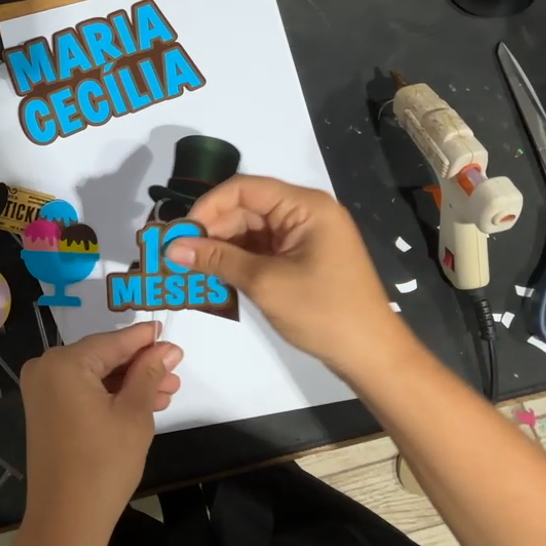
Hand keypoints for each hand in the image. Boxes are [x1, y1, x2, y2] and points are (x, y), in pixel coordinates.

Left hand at [17, 322, 181, 543]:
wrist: (66, 522)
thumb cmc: (103, 465)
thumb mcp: (134, 415)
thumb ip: (149, 375)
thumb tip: (166, 348)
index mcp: (63, 363)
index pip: (112, 342)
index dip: (144, 340)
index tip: (170, 335)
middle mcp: (46, 368)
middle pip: (102, 357)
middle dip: (140, 365)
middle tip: (176, 370)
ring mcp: (42, 391)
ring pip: (95, 376)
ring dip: (129, 383)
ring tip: (168, 391)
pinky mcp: (46, 411)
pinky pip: (83, 392)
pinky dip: (111, 396)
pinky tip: (144, 404)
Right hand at [168, 176, 412, 375]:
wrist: (373, 357)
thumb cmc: (324, 312)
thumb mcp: (265, 283)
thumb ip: (217, 259)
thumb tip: (172, 248)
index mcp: (305, 206)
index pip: (245, 189)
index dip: (209, 206)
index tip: (181, 232)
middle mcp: (305, 213)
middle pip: (246, 209)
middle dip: (211, 230)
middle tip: (178, 254)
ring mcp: (304, 236)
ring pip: (250, 230)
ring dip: (221, 247)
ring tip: (189, 267)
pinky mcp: (302, 258)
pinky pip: (261, 249)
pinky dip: (237, 260)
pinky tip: (214, 275)